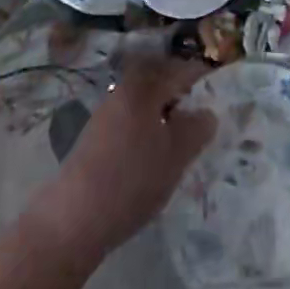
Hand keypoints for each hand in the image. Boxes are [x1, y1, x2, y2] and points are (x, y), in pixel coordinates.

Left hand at [34, 50, 217, 256]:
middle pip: (155, 78)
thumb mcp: (176, 156)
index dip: (200, 75)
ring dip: (161, 106)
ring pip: (141, 98)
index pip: (178, 70)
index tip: (216, 86)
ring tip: (179, 132)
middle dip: (177, 87)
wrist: (73, 219)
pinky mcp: (94, 138)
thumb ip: (197, 129)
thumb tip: (206, 113)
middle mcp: (121, 93)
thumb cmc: (132, 180)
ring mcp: (104, 115)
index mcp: (143, 89)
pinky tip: (152, 149)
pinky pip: (128, 116)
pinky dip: (145, 123)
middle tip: (198, 107)